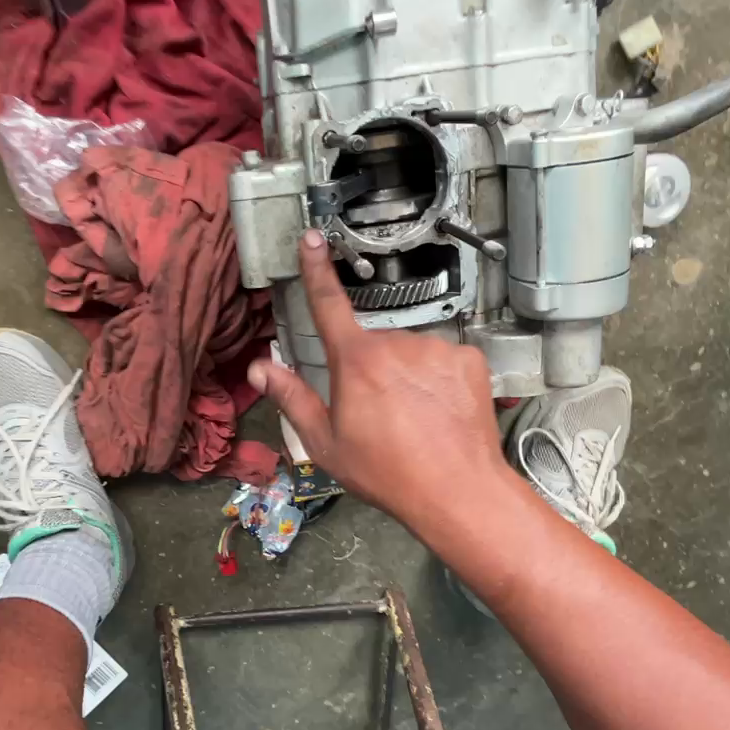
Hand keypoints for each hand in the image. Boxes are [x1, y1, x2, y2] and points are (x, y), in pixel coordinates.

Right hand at [247, 229, 512, 530]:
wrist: (456, 490)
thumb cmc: (386, 471)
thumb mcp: (325, 443)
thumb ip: (292, 398)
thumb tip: (260, 367)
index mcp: (356, 360)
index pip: (328, 304)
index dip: (316, 269)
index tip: (312, 238)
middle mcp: (397, 343)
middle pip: (374, 346)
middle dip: (372, 371)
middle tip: (381, 416)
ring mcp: (437, 348)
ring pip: (411, 354)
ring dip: (408, 376)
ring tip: (415, 419)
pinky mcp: (469, 359)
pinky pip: (444, 360)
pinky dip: (439, 380)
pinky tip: (441, 412)